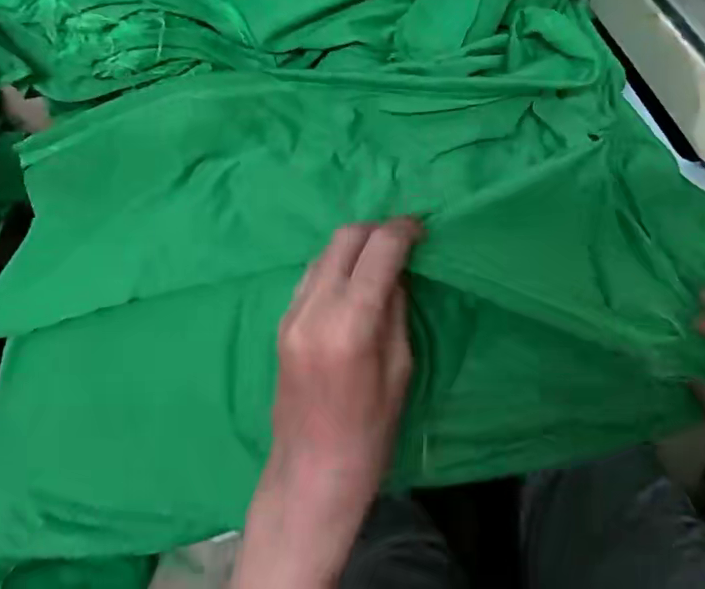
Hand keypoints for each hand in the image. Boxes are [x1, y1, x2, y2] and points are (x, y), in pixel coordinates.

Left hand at [233, 217, 422, 588]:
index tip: (423, 230)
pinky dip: (337, 264)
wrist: (309, 476)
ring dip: (357, 244)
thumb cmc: (370, 431)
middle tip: (405, 240)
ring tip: (382, 258)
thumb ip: (395, 309)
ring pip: (325, 251)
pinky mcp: (281, 323)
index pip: (379, 249)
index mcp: (350, 324)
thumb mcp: (400, 367)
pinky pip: (312, 274)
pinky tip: (355, 281)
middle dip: (379, 229)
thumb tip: (398, 269)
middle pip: (346, 237)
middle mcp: (314, 310)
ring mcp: (291, 315)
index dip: (405, 230)